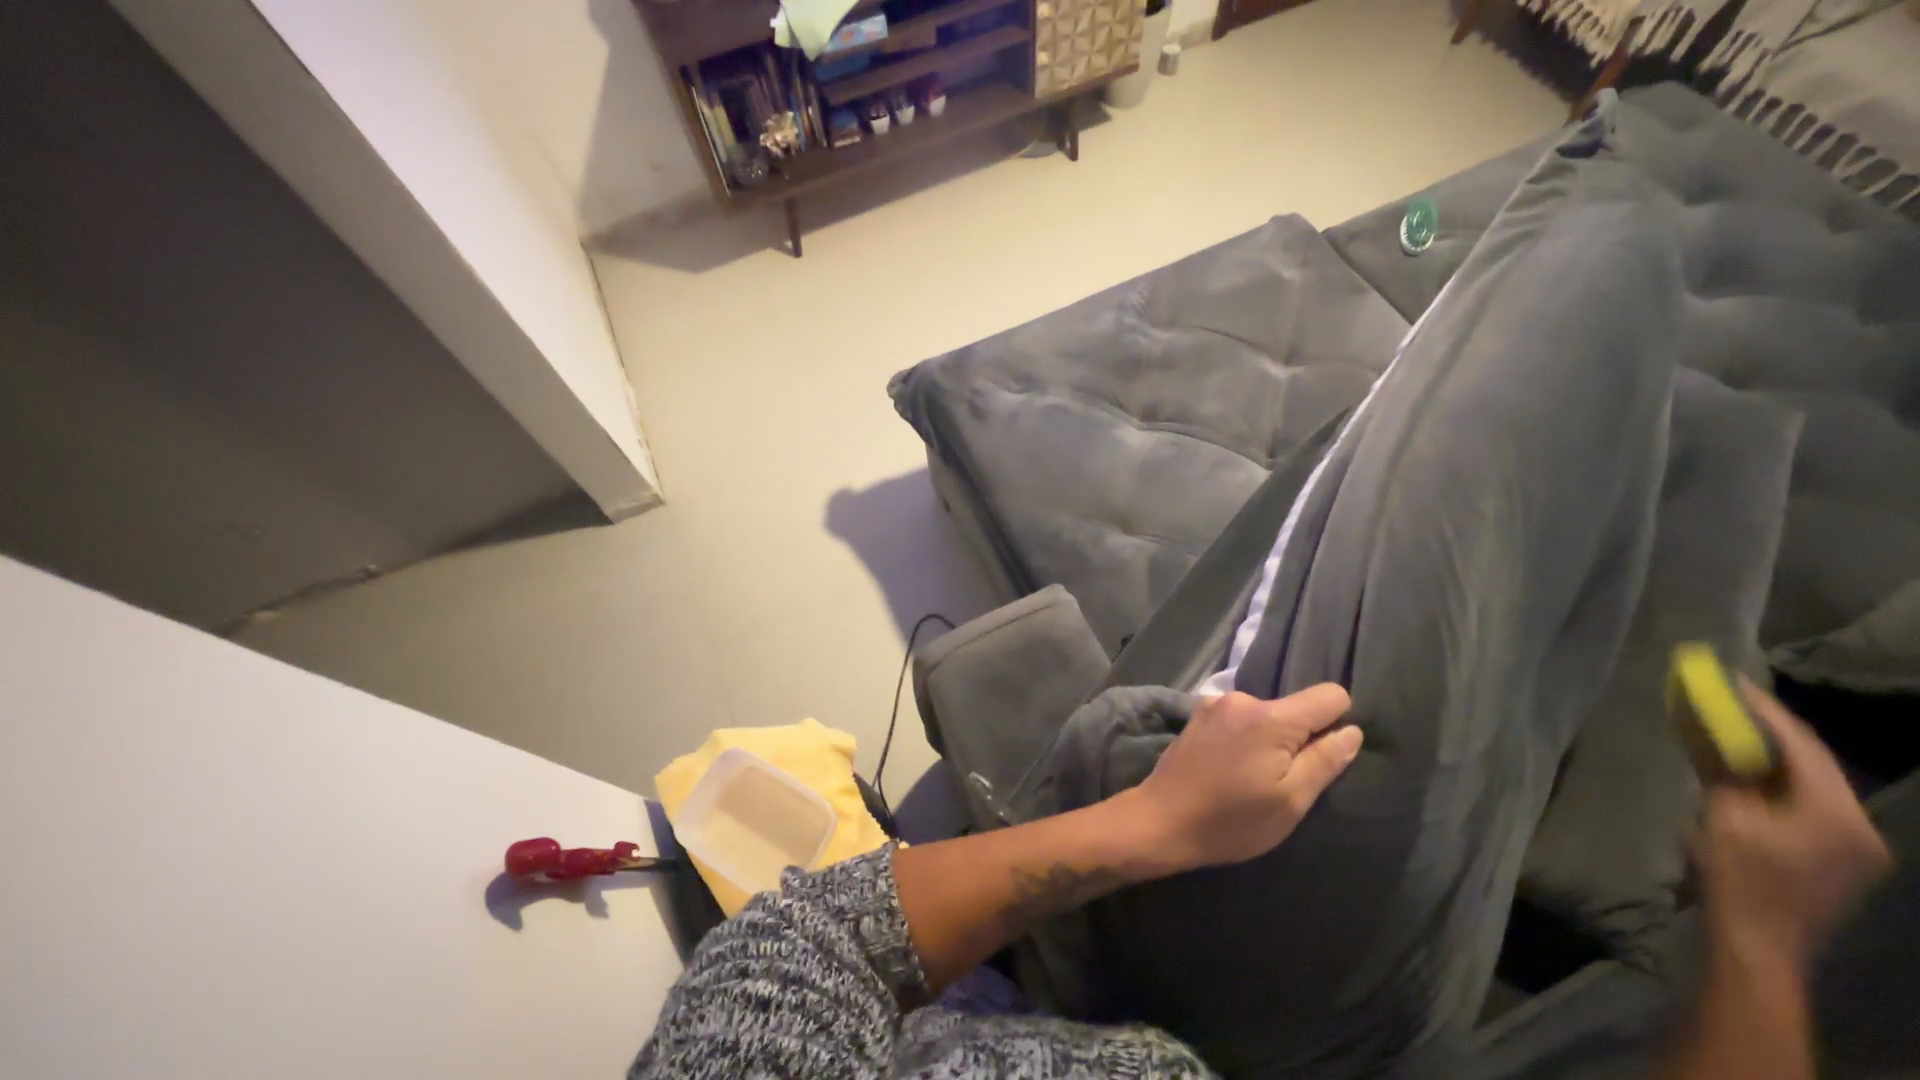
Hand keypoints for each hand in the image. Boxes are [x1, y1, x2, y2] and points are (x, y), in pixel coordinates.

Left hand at [1123, 686, 1360, 873]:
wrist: (1159, 822)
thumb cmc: (1230, 820)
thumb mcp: (1290, 801)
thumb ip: (1324, 761)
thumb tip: (1352, 730)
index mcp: (1271, 717)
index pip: (1330, 695)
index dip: (1337, 723)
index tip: (1324, 757)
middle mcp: (1242, 699)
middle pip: (1294, 707)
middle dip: (1299, 737)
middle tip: (1283, 779)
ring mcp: (1214, 704)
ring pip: (1266, 715)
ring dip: (1269, 740)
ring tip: (1252, 778)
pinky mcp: (1196, 716)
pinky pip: (1240, 720)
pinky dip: (1245, 739)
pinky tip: (1230, 769)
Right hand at [1700, 681, 1890, 963]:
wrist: (1758, 946)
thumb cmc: (1739, 880)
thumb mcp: (1723, 818)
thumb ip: (1724, 771)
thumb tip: (1712, 731)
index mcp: (1837, 813)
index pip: (1802, 746)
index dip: (1764, 711)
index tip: (1731, 682)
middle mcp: (1860, 825)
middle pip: (1813, 764)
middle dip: (1770, 732)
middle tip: (1730, 703)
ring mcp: (1856, 845)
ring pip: (1812, 784)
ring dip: (1773, 758)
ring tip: (1733, 732)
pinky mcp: (1840, 858)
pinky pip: (1810, 806)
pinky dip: (1778, 784)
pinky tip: (1747, 774)